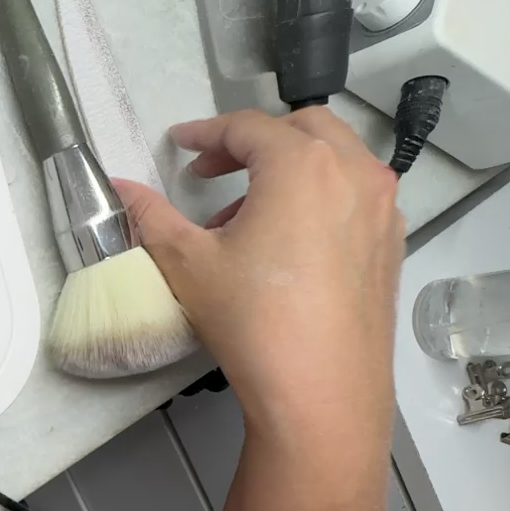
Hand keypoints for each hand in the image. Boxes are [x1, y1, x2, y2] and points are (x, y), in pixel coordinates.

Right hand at [116, 109, 405, 444]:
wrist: (319, 383)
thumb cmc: (249, 315)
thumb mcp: (185, 262)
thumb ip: (150, 215)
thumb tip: (119, 187)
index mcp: (301, 166)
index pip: (248, 127)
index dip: (206, 131)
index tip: (177, 144)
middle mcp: (353, 172)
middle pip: (303, 128)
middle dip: (250, 142)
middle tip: (208, 171)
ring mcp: (382, 206)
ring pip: (334, 158)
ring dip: (284, 167)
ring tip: (239, 212)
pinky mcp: (391, 239)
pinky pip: (352, 194)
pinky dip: (314, 194)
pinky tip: (281, 239)